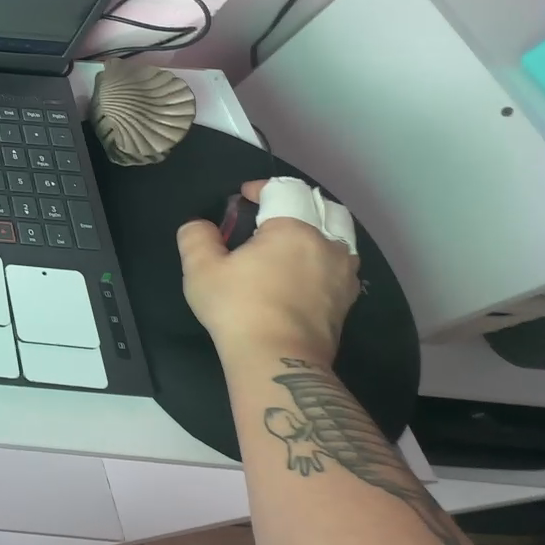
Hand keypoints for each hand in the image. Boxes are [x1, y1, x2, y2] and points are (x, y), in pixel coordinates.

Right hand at [176, 179, 360, 367]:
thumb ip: (196, 236)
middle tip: (269, 212)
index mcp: (293, 230)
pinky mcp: (347, 297)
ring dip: (315, 228)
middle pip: (325, 207)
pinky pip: (340, 261)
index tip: (242, 196)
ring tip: (285, 241)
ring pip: (339, 235)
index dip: (260, 187)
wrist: (278, 356)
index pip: (285, 191)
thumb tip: (200, 225)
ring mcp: (344, 273)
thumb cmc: (237, 306)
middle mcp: (328, 245)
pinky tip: (298, 269)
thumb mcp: (199, 267)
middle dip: (297, 202)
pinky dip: (321, 254)